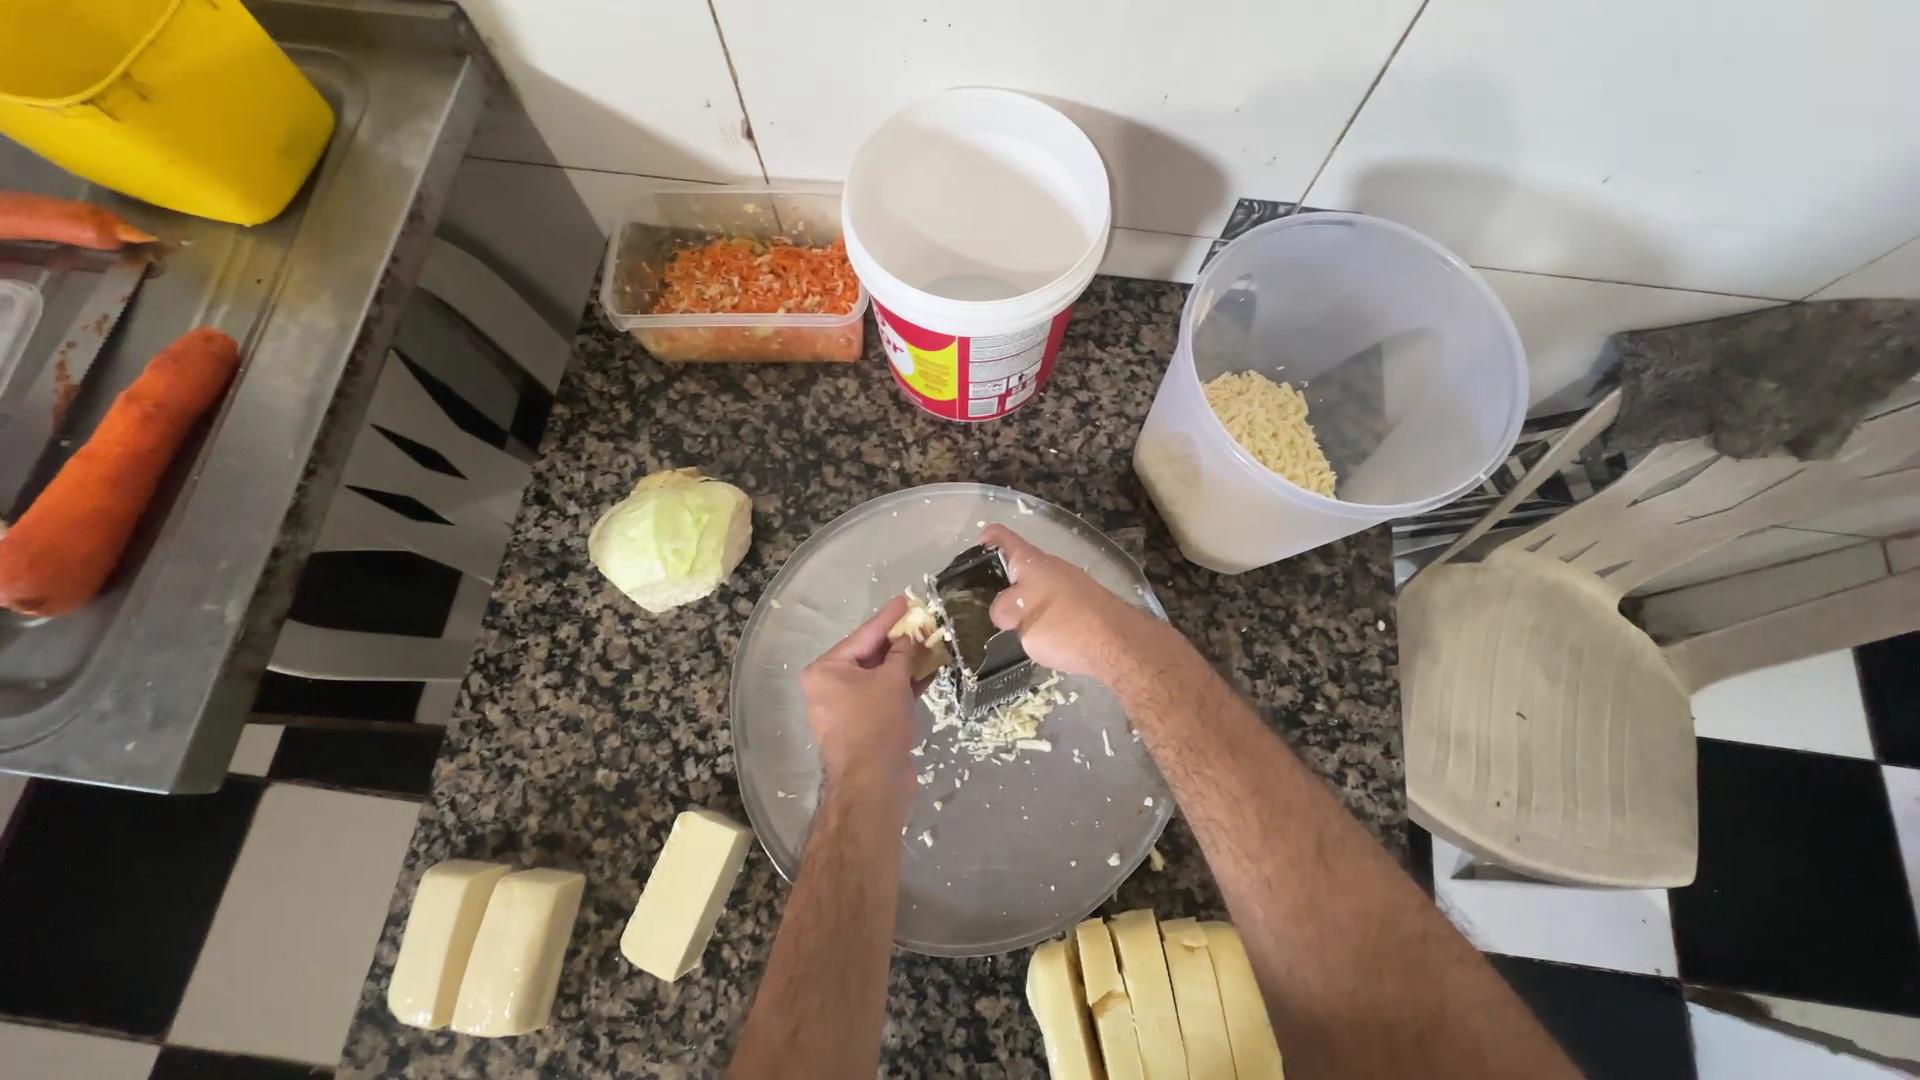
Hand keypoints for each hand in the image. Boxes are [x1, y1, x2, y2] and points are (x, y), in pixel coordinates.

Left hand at [802, 596, 918, 803]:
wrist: (874, 782)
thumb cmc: (875, 723)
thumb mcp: (892, 681)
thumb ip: (902, 654)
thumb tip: (910, 638)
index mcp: (826, 671)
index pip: (863, 635)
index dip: (888, 618)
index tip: (906, 600)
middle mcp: (830, 687)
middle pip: (870, 655)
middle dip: (900, 641)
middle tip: (923, 621)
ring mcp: (847, 708)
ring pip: (880, 677)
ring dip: (906, 663)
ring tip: (932, 643)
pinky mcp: (865, 725)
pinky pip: (884, 696)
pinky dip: (904, 685)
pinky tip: (929, 671)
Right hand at [979, 525, 1155, 679]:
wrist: (1119, 643)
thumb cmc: (1063, 625)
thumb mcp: (1017, 617)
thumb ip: (1003, 610)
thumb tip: (1004, 612)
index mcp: (1030, 561)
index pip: (1002, 537)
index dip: (985, 539)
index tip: (972, 554)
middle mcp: (1051, 566)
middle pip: (1018, 568)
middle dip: (1000, 585)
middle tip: (984, 608)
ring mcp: (1070, 585)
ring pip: (1036, 589)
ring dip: (1023, 604)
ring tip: (1010, 629)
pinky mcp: (1084, 604)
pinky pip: (1053, 606)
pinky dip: (1042, 617)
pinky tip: (1042, 639)